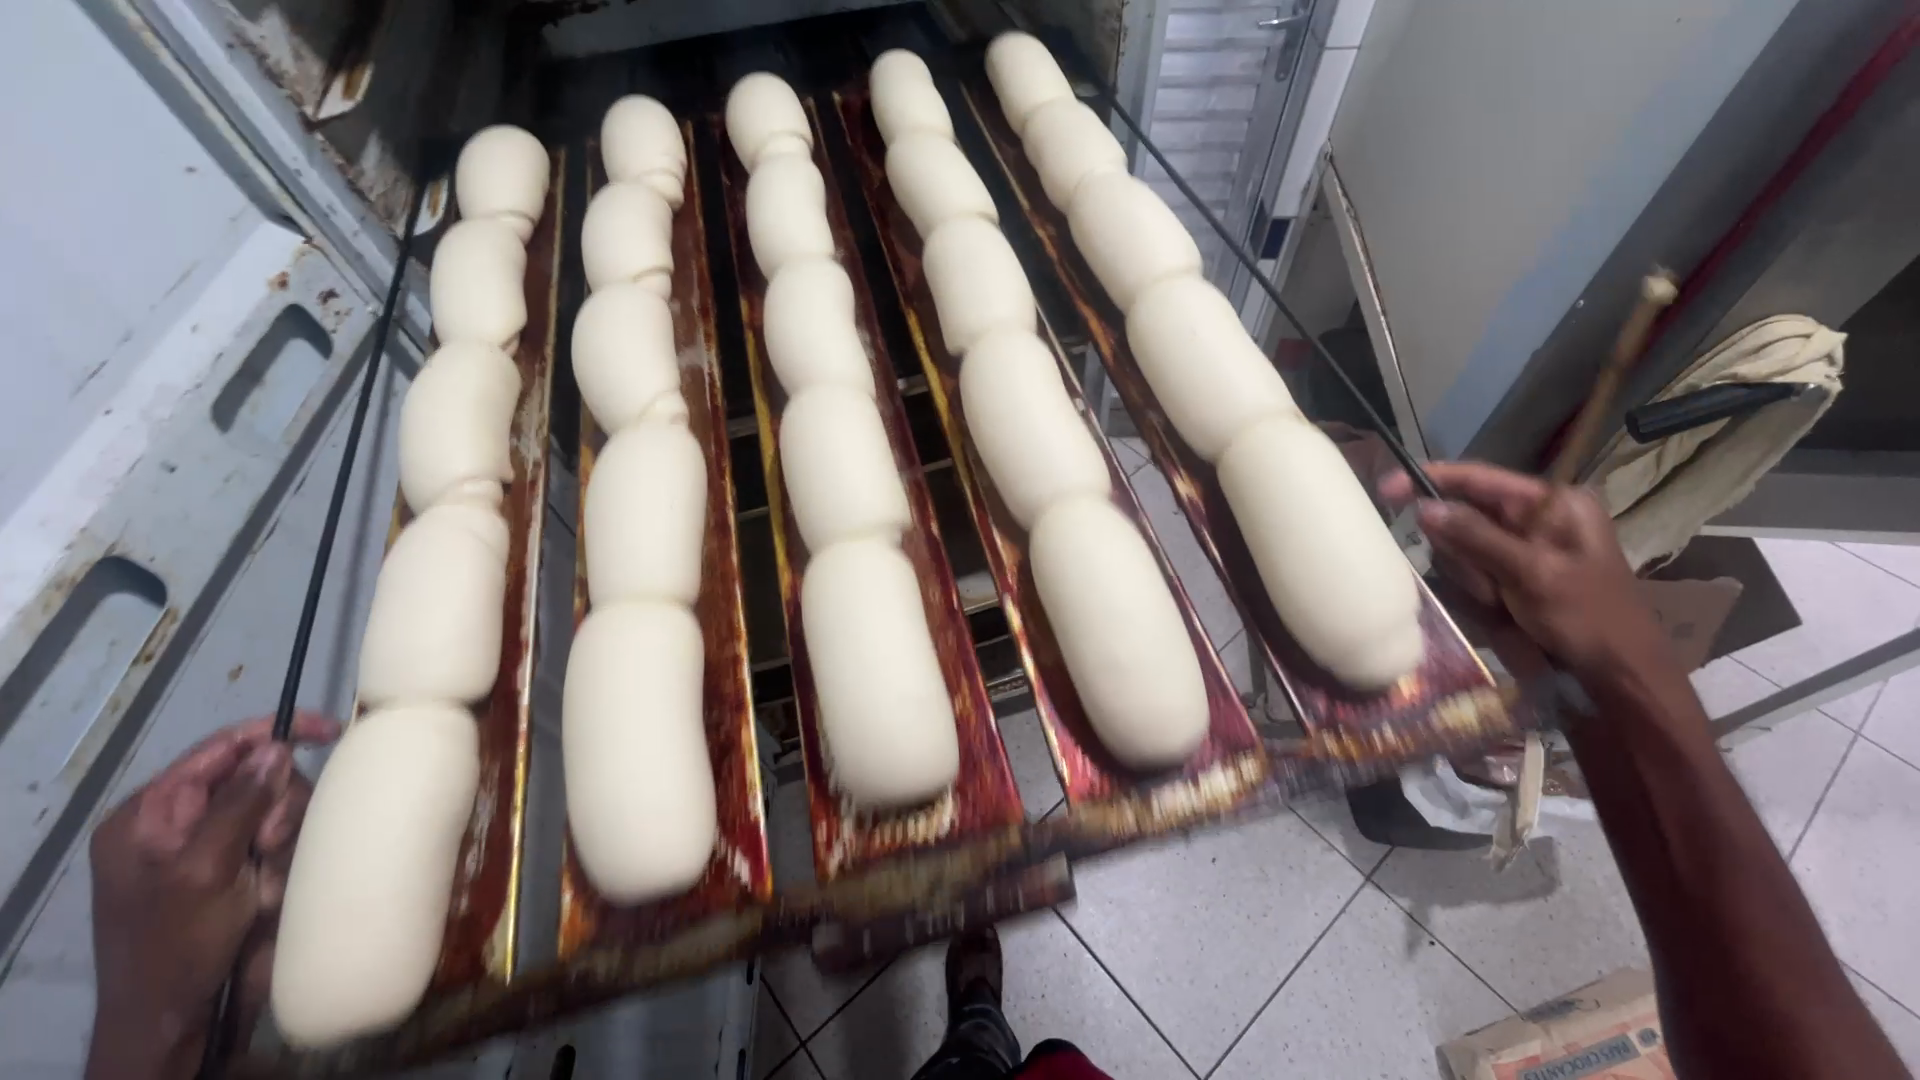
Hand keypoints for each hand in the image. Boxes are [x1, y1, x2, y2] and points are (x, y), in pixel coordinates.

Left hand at [86, 713, 337, 1079]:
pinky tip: (275, 892)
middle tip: (270, 845)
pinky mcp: (251, 872)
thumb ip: (238, 805)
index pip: (220, 750)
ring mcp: (221, 850)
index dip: (273, 733)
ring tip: (268, 881)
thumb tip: (276, 746)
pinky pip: (293, 842)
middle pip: (263, 779)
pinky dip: (292, 863)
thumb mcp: (201, 870)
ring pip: (286, 810)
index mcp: (153, 816)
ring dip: (287, 842)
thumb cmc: (174, 946)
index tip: (329, 730)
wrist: (183, 1018)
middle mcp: (186, 825)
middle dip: (279, 808)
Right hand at [1379, 462, 1671, 686]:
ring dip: (1472, 581)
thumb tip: (1424, 508)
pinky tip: (1500, 612)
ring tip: (1503, 606)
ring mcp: (1519, 550)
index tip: (1386, 488)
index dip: (1431, 479)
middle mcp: (1533, 520)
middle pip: (1461, 518)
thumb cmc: (1588, 618)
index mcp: (1553, 504)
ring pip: (1458, 551)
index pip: (1479, 479)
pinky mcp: (1508, 577)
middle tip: (1489, 587)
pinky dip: (1475, 594)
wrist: (1616, 674)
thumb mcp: (1533, 573)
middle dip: (1464, 554)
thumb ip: (1477, 537)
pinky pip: (1467, 575)